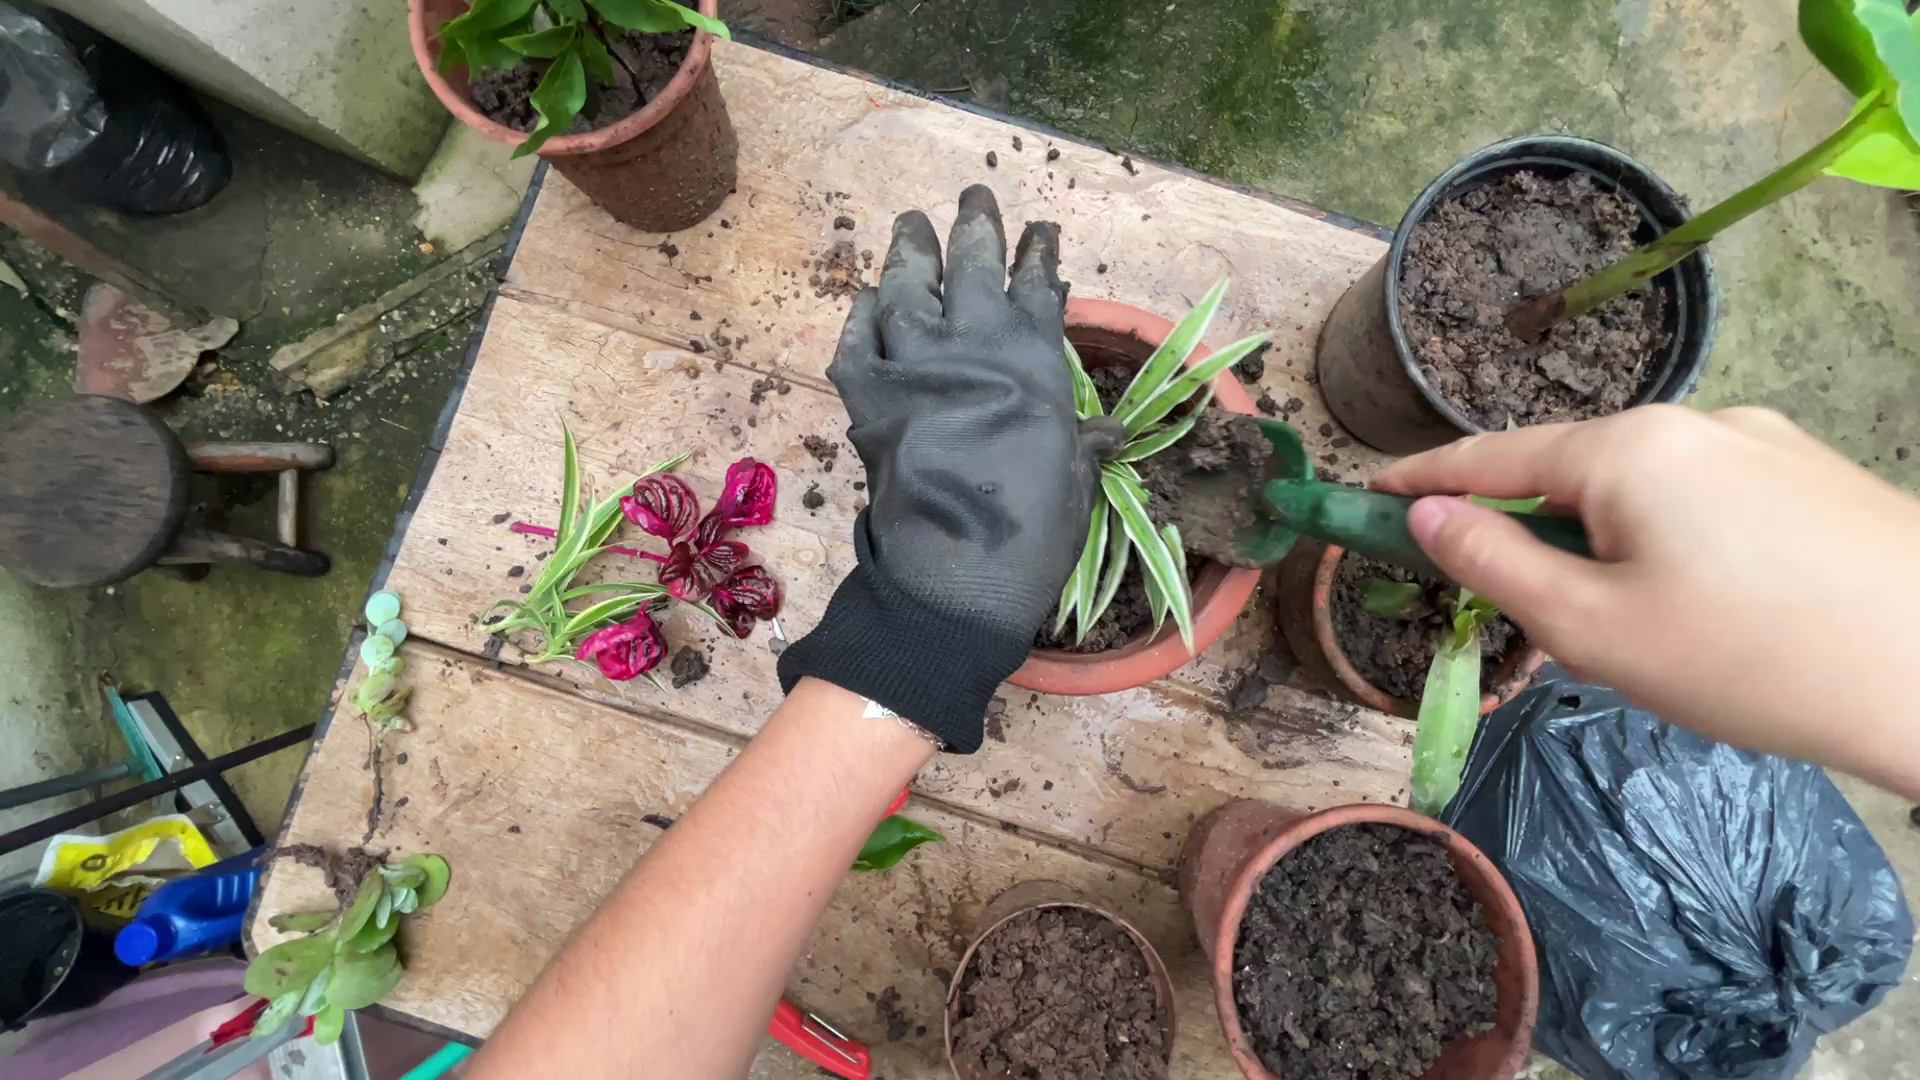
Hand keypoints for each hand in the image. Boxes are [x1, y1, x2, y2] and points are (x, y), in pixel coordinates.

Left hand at [778, 185, 1119, 752]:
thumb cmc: (1032, 535)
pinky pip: (856, 344)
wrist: (957, 578)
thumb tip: (1112, 430)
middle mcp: (973, 349)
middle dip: (976, 225)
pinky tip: (866, 302)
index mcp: (1033, 365)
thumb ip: (1086, 443)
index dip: (1038, 254)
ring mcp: (913, 368)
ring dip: (911, 253)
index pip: (1038, 288)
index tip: (1038, 229)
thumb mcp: (1075, 483)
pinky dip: (859, 320)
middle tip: (973, 194)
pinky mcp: (866, 400)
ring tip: (912, 225)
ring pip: (908, 289)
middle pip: (972, 267)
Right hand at [1373, 405, 1919, 797]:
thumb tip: (1424, 514)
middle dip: (1514, 518)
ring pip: (1626, 484)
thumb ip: (1487, 559)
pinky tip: (1687, 592)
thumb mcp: (1585, 622)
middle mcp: (1692, 423)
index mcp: (1626, 449)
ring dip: (1585, 531)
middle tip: (1501, 589)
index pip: (1485, 456)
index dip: (1417, 476)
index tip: (1368, 491)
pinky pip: (1688, 492)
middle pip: (1559, 468)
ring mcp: (1762, 442)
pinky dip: (1648, 531)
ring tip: (1611, 610)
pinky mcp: (1811, 474)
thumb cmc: (1752, 659)